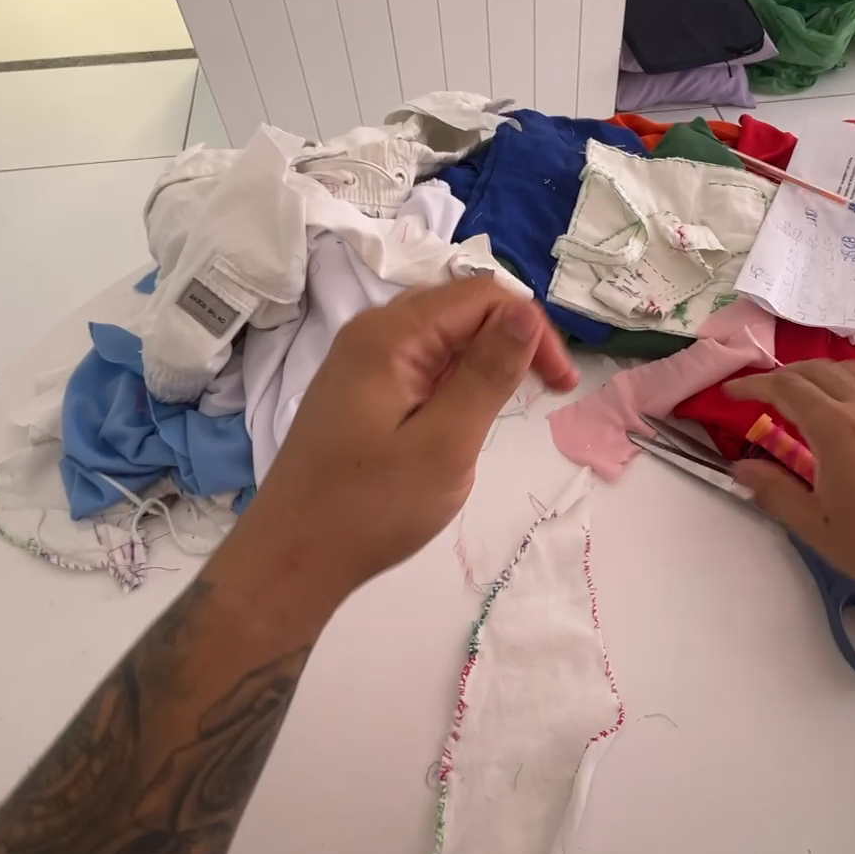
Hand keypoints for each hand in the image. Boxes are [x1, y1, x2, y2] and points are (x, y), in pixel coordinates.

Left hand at [224, 277, 579, 602]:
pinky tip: (467, 412)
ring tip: (512, 404)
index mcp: (391, 335)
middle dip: (513, 340)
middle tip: (547, 393)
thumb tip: (525, 312)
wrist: (294, 557)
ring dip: (487, 359)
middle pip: (462, 308)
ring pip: (443, 335)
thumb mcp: (445, 443)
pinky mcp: (361, 389)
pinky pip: (421, 363)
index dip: (532, 328)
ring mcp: (362, 361)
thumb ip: (487, 373)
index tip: (560, 384)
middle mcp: (373, 333)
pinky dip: (456, 378)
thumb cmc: (371, 507)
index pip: (482, 296)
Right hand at [726, 360, 854, 617]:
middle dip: (782, 375)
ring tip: (802, 391)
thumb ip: (774, 489)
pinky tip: (848, 405)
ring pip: (850, 371)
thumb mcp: (814, 524)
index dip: (753, 386)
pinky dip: (850, 382)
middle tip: (761, 392)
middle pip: (816, 370)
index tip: (732, 392)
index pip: (785, 388)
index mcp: (835, 428)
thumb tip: (741, 467)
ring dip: (818, 373)